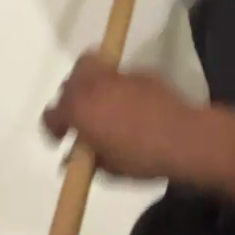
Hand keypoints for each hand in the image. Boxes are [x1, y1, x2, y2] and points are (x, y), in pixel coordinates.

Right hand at [42, 56, 234, 182]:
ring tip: (100, 102)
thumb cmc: (141, 158)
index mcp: (80, 111)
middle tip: (80, 116)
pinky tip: (129, 103)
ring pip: (91, 65)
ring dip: (89, 82)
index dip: (54, 126)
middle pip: (69, 81)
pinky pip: (119, 74)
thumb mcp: (108, 169)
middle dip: (70, 97)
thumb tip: (73, 157)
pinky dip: (116, 85)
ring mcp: (117, 75)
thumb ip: (85, 159)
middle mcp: (94, 87)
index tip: (62, 138)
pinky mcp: (140, 72)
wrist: (182, 137)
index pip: (52, 113)